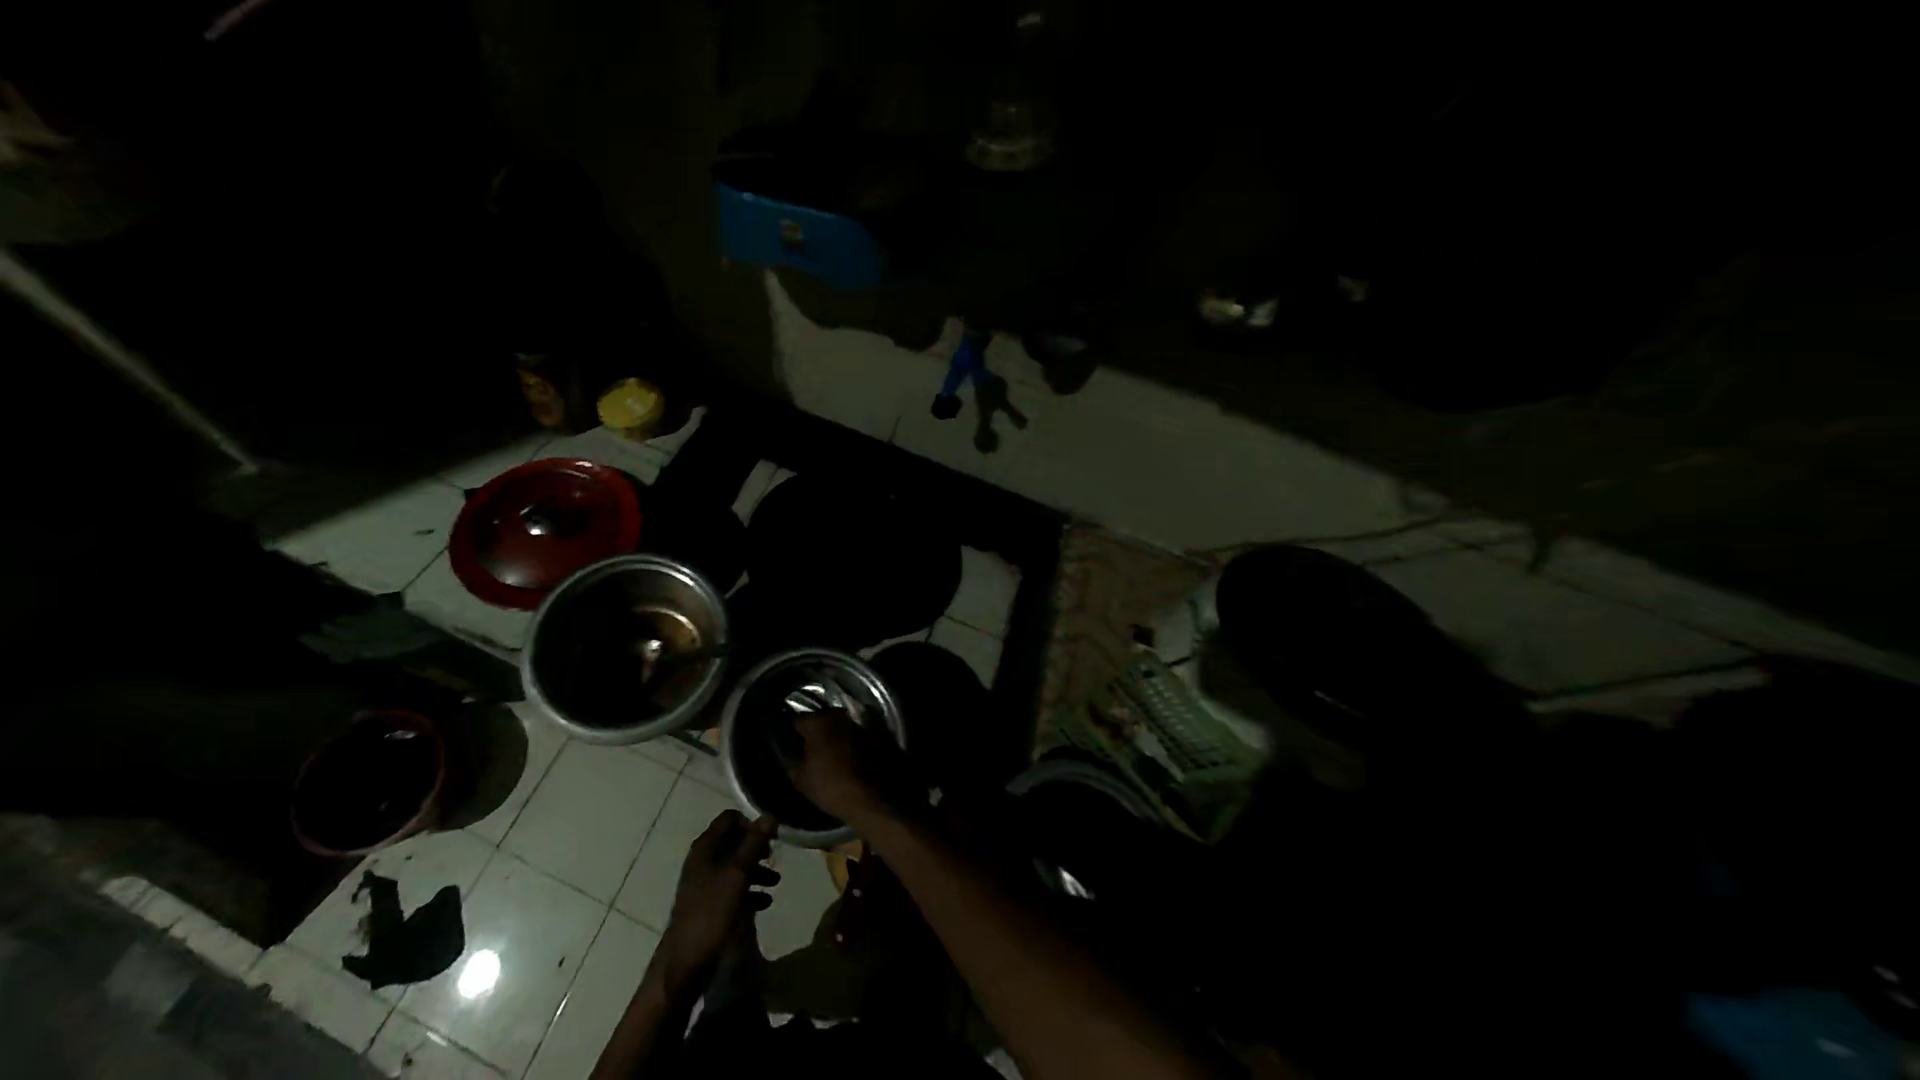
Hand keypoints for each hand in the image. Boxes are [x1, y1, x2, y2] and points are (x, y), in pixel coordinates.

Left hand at [659, 810, 777, 986]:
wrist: (685, 963)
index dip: (750, 823)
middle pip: (734, 842)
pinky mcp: (709, 905)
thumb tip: (769, 816)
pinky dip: (750, 892)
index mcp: (705, 849)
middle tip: (774, 857)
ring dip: (756, 871)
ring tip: (775, 882)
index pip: (729, 819)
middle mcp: (703, 861)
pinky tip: (765, 903)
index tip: (770, 836)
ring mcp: (705, 884)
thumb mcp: (736, 875)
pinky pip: (733, 890)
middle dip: (756, 848)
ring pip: (735, 867)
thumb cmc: (711, 913)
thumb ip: (753, 844)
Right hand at [786, 709, 895, 823]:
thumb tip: (791, 754)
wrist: (878, 797)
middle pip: (822, 721)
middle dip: (817, 733)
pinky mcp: (880, 734)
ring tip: (834, 756)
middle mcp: (840, 716)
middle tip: (813, 751)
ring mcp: (862, 724)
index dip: (794, 735)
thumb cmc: (833, 787)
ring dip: (837, 737)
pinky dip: (855, 743)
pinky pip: (860, 736)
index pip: (799, 722)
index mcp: (818, 722)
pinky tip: (853, 758)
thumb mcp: (802, 781)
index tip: (793, 746)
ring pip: (843, 727)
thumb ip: (793, 763)